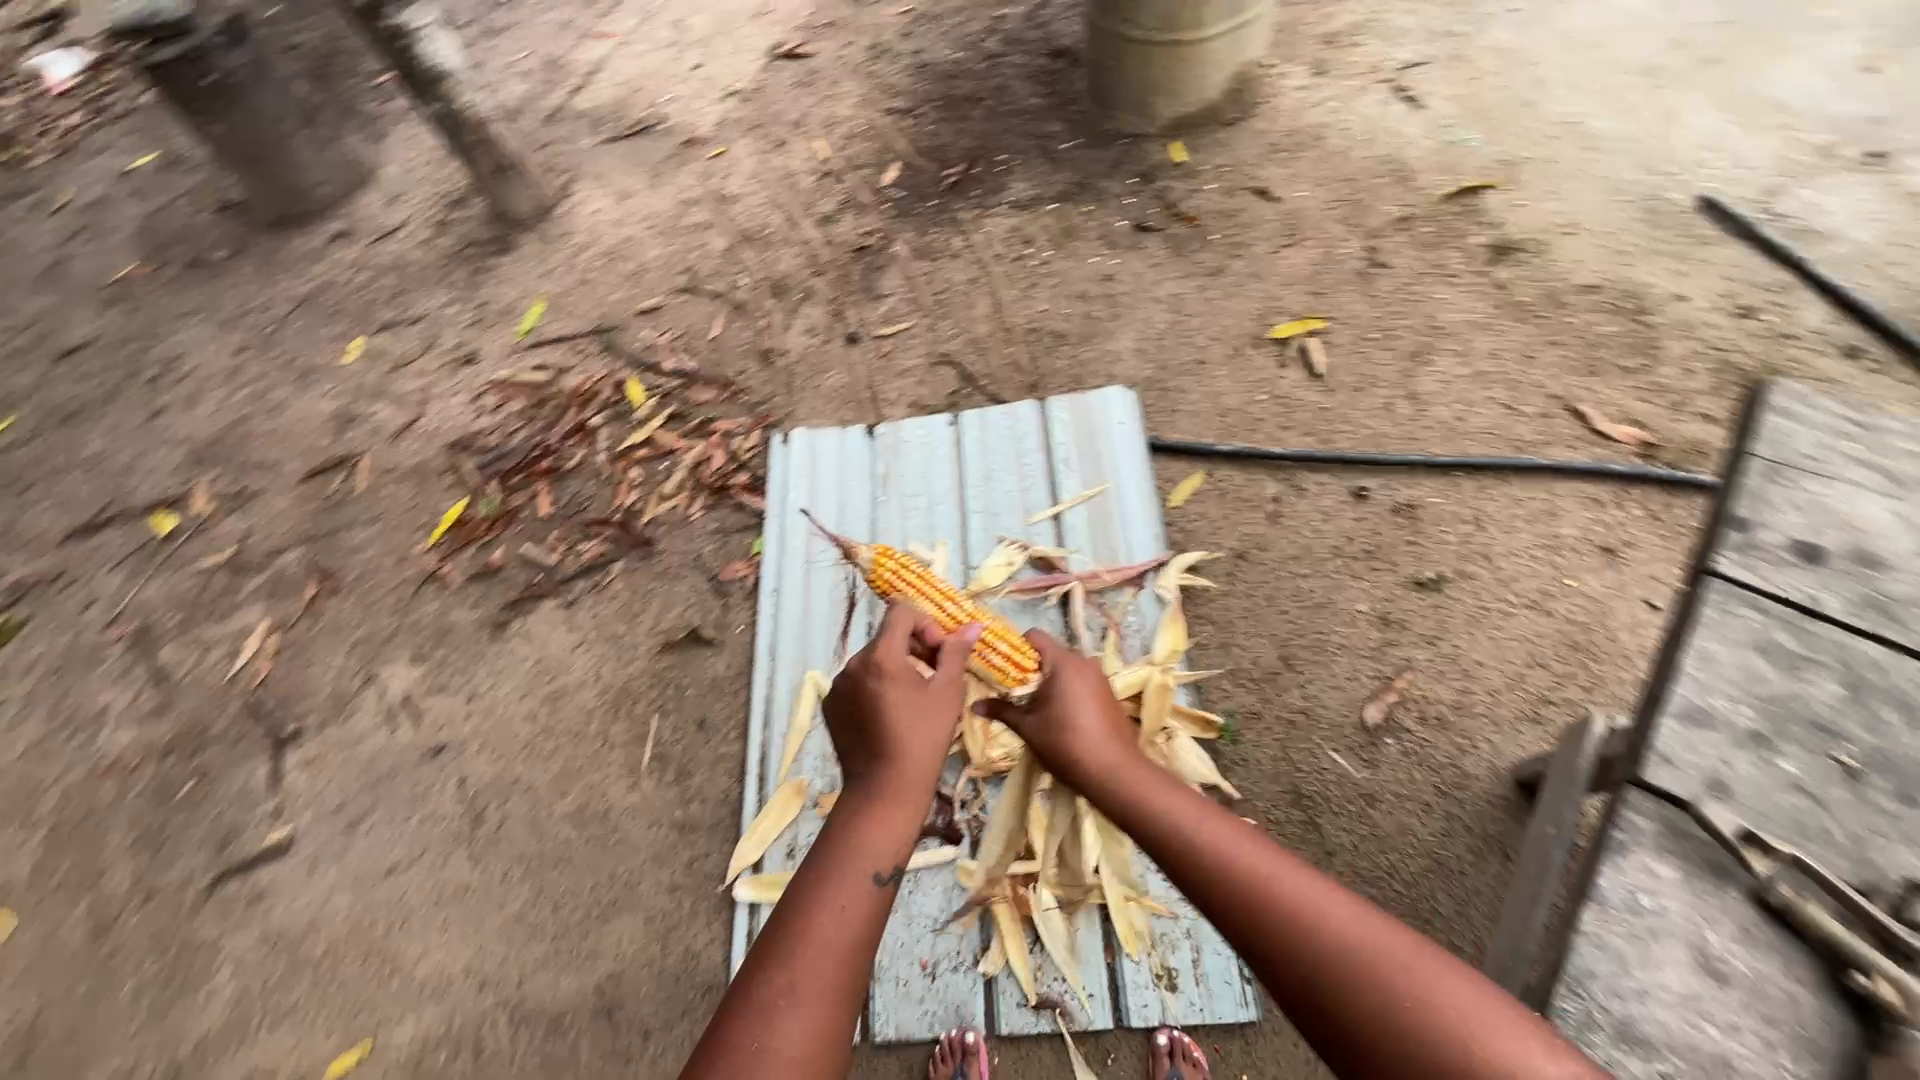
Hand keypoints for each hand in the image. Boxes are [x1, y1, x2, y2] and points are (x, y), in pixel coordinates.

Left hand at [822, 602, 979, 804]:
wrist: (885, 791)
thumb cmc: (923, 740)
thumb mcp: (948, 693)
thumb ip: (956, 653)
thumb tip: (973, 625)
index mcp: (880, 656)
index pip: (901, 612)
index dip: (925, 624)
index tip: (939, 653)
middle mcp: (852, 664)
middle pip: (886, 637)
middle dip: (914, 648)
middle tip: (934, 676)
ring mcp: (837, 686)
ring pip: (872, 661)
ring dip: (894, 668)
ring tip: (913, 700)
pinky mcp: (830, 707)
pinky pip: (856, 683)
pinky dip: (874, 688)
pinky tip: (890, 716)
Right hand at [975, 630, 1147, 792]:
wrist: (1115, 772)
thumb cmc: (1066, 743)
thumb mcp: (1028, 727)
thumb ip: (1002, 710)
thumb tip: (973, 705)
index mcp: (1063, 662)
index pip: (1034, 636)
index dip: (1015, 647)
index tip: (1003, 667)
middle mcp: (1084, 662)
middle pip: (1051, 653)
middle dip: (1031, 668)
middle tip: (1013, 690)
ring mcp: (1100, 677)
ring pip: (1067, 668)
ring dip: (1050, 681)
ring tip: (1036, 705)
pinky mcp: (1109, 693)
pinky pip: (1082, 681)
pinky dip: (1068, 690)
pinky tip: (1061, 714)